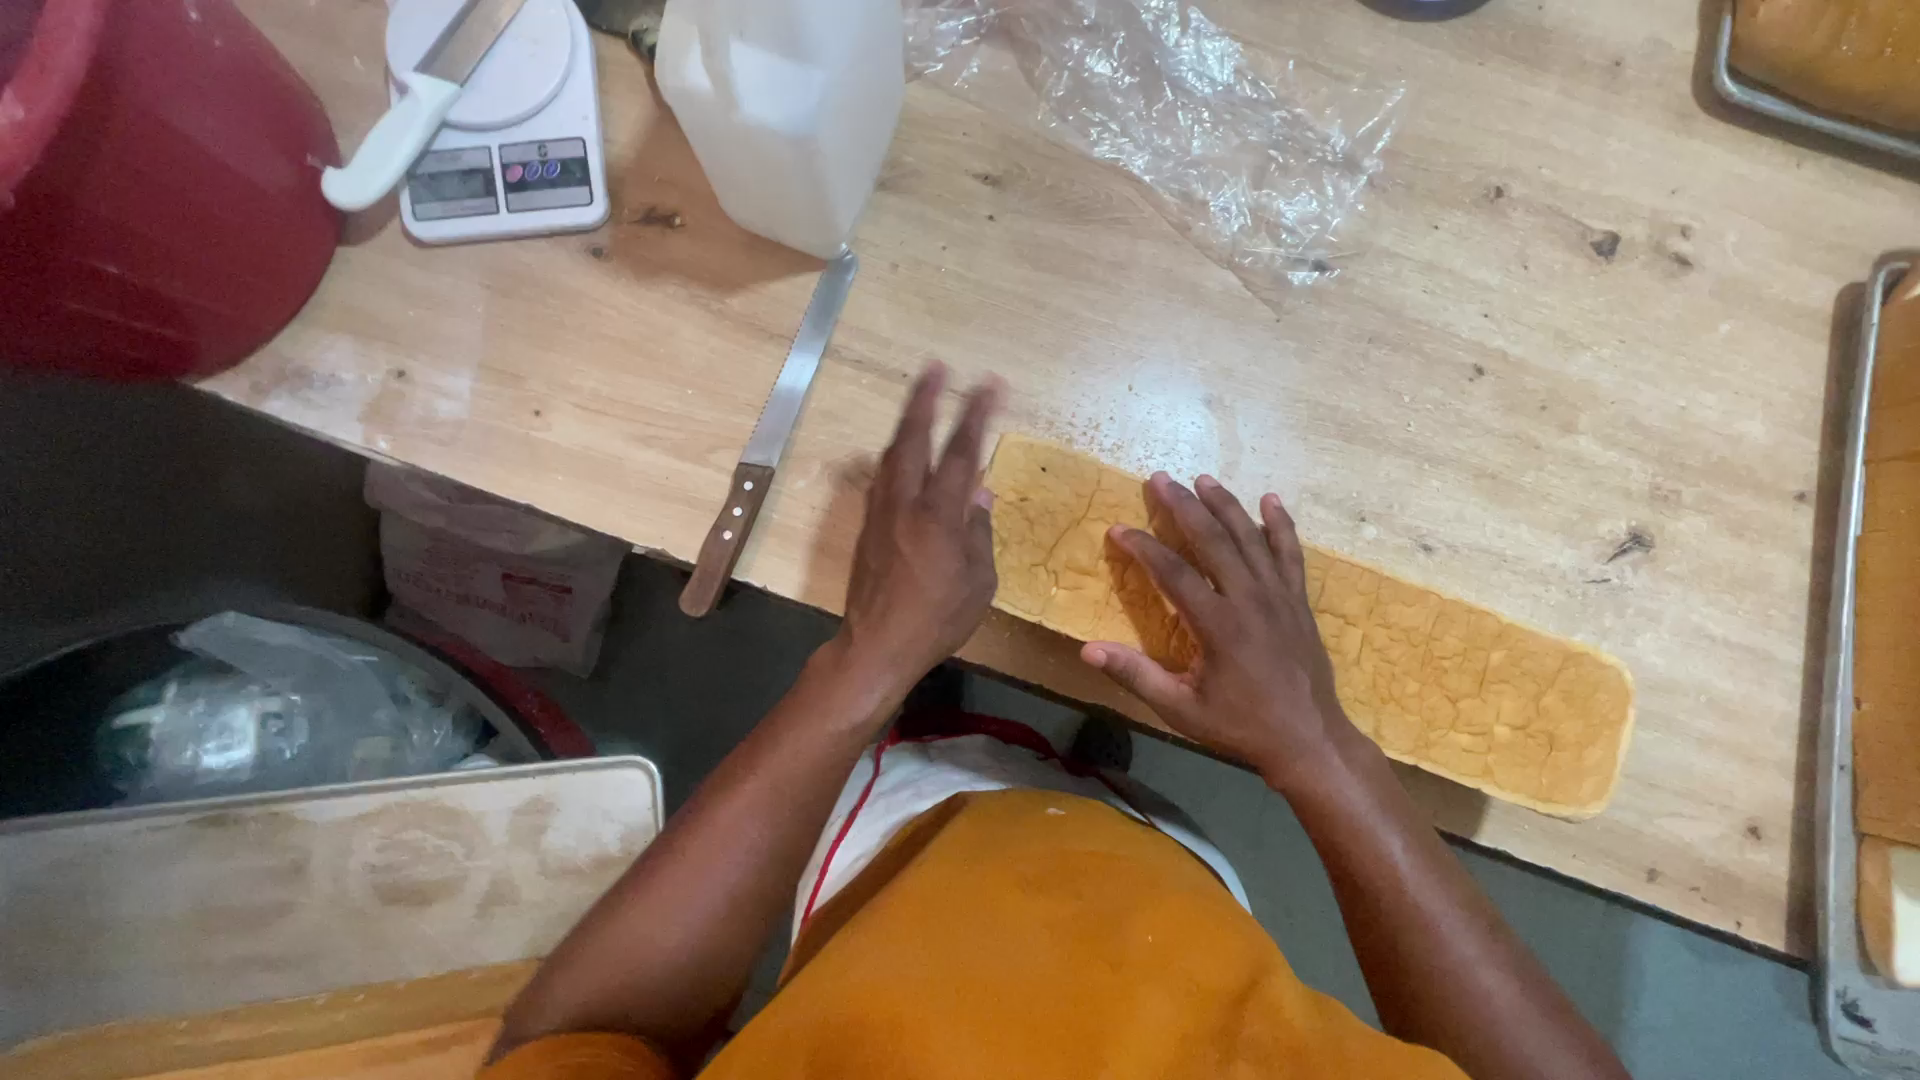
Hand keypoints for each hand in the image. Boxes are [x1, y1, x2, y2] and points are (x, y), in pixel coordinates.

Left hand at [835, 362, 1003, 700]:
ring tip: (919, 399)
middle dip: (926, 398)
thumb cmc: (938, 619)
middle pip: (914, 437)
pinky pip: (881, 477)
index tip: (990, 385)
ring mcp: (881, 512)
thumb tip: (980, 491)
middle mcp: (906, 503)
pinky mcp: (867, 526)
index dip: (977, 414)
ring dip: (907, 422)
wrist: (877, 644)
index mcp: (939, 515)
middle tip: (937, 367)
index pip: (962, 452)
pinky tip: (900, 451)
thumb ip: (979, 531)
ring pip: (892, 454)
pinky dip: (894, 454)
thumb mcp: (979, 581)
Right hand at [1081, 473, 1365, 788]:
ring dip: (1225, 505)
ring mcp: (1279, 597)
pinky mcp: (1298, 601)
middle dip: (1183, 506)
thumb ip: (1135, 675)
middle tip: (1160, 478)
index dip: (1143, 547)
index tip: (1118, 529)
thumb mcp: (1180, 709)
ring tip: (1203, 479)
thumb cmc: (1239, 726)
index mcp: (1218, 625)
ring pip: (1251, 537)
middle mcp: (1250, 600)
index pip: (1173, 572)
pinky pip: (1289, 553)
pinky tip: (1271, 501)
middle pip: (1213, 539)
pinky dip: (1280, 525)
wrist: (1309, 740)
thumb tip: (1087, 650)